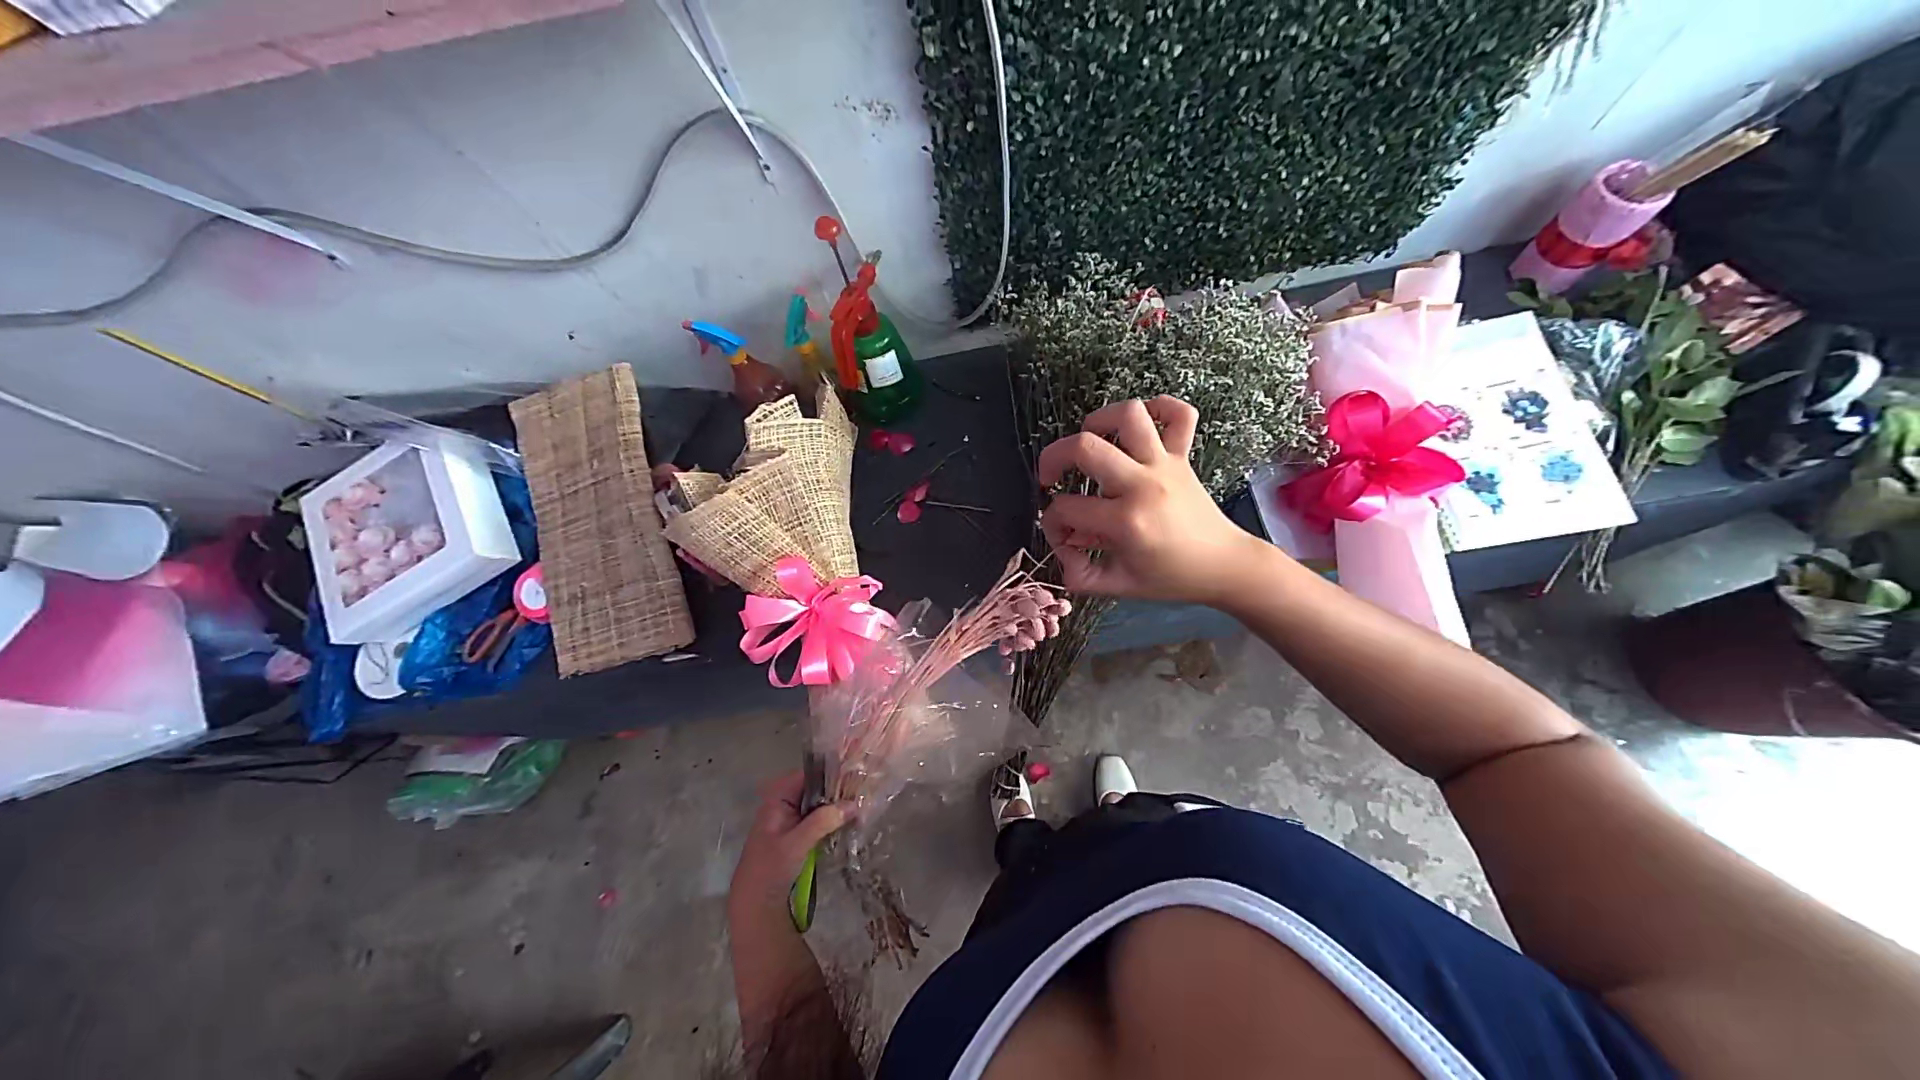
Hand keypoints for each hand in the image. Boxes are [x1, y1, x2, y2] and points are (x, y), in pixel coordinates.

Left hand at [729, 770, 854, 920]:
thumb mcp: (796, 843)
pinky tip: (852, 820)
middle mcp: (785, 803)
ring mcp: (793, 819)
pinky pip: (820, 818)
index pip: (808, 774)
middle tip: (864, 789)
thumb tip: (853, 804)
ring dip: (838, 804)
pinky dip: (834, 818)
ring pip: (820, 803)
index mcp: (778, 798)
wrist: (756, 904)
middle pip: (815, 787)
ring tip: (863, 803)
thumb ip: (823, 821)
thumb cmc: (770, 868)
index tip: (855, 772)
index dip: (830, 772)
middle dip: (838, 788)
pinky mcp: (800, 835)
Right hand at [1038, 396, 1275, 606]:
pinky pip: (1179, 414)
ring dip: (1099, 421)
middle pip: (1085, 448)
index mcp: (1126, 522)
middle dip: (1052, 459)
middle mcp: (1143, 485)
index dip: (1052, 524)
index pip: (1066, 509)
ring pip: (1129, 416)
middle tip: (1051, 477)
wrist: (1224, 566)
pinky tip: (1139, 426)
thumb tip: (1061, 553)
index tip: (1063, 536)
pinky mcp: (1182, 457)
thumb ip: (1080, 575)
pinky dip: (1158, 408)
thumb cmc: (1172, 578)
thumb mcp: (1119, 586)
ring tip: (1089, 442)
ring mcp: (1165, 466)